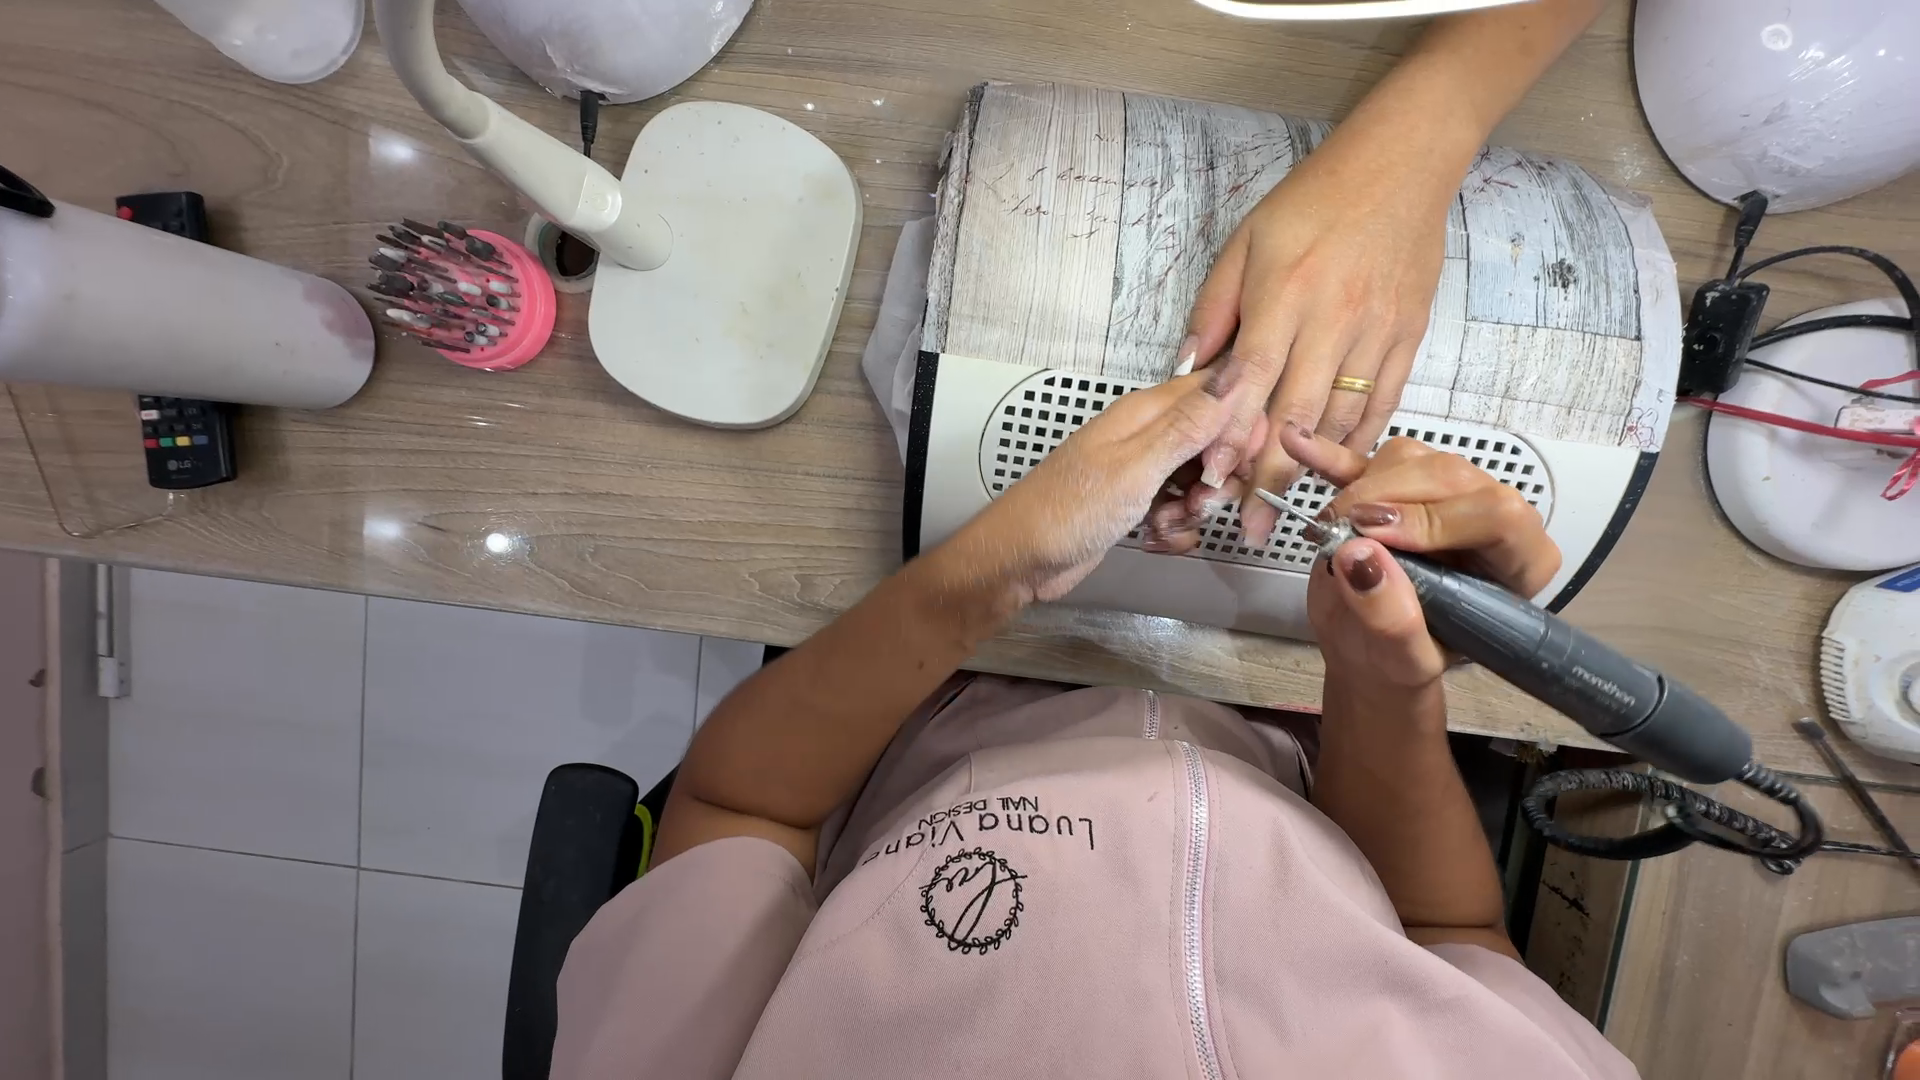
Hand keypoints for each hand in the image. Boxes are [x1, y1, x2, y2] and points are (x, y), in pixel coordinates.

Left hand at [945, 361, 1243, 603]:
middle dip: (1220, 477)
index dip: (1239, 427)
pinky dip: (1174, 530)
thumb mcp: (1135, 467)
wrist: (1022, 559)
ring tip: (1164, 521)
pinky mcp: (1137, 504)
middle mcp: (1147, 435)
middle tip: (1199, 500)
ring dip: (1194, 509)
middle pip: (1216, 441)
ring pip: (1200, 481)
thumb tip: (1235, 377)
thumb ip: (1188, 426)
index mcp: (1146, 411)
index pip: (1218, 393)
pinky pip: (1179, 512)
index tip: (1231, 465)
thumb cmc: (1066, 510)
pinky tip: (1152, 537)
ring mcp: (1143, 471)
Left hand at [1179, 122, 1462, 548]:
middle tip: (1252, 527)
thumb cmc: (1310, 201)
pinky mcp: (1409, 335)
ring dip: (1314, 472)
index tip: (1213, 482)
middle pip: (1296, 416)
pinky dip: (1359, 441)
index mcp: (1284, 297)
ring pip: (1342, 418)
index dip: (1230, 437)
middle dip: (1271, 478)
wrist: (1404, 161)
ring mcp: (1377, 331)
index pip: (1251, 383)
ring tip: (1289, 514)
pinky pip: (1384, 402)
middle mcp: (1332, 320)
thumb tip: (1186, 369)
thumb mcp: (1243, 245)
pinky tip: (1339, 473)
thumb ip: (1212, 312)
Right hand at [1283, 424, 1561, 688]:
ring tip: (1325, 527)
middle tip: (1335, 530)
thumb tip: (1358, 554)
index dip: (1432, 518)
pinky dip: (1328, 454)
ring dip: (1358, 486)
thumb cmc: (1396, 661)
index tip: (1371, 535)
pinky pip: (1364, 459)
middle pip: (1449, 475)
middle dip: (1384, 498)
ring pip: (1410, 459)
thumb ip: (1390, 616)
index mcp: (1517, 561)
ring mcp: (1441, 494)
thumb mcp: (1401, 659)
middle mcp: (1489, 516)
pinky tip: (1296, 442)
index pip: (1496, 514)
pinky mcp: (1394, 486)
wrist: (1370, 651)